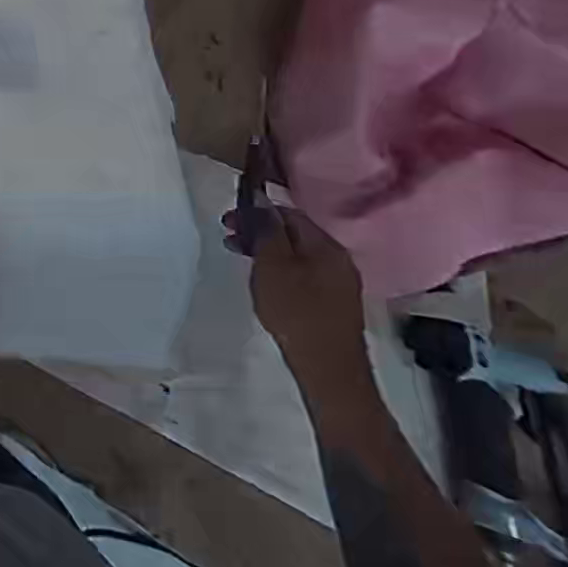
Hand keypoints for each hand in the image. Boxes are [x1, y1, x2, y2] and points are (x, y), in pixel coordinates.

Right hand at [222, 204, 369, 381]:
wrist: (328, 369)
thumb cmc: (295, 311)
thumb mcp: (272, 265)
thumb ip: (266, 229)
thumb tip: (259, 197)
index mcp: (325, 244)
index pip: (288, 212)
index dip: (256, 211)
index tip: (228, 221)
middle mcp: (338, 258)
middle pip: (294, 233)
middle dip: (260, 232)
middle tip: (229, 239)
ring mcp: (339, 282)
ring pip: (298, 254)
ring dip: (268, 252)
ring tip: (242, 260)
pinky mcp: (334, 303)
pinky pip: (304, 273)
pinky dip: (281, 270)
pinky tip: (266, 283)